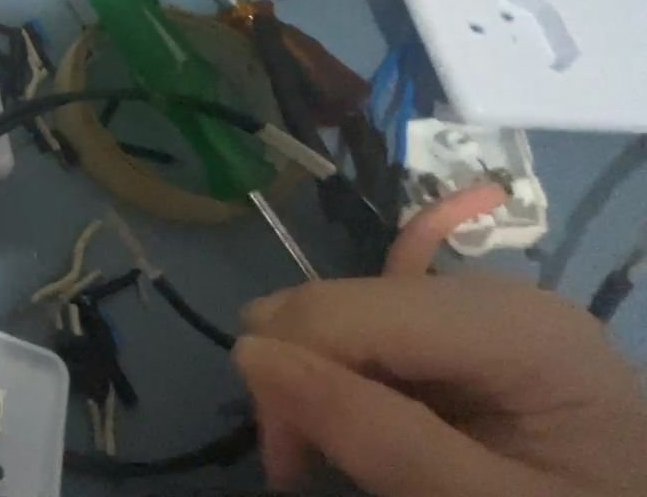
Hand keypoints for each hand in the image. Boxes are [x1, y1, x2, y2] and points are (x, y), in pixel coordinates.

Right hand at [234, 274, 646, 496]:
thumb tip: (247, 352)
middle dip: (297, 377)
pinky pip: (361, 330)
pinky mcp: (459, 325)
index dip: (282, 376)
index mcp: (509, 323)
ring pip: (331, 314)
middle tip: (310, 459)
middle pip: (328, 306)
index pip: (333, 312)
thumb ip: (377, 434)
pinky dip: (343, 378)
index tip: (286, 467)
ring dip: (314, 379)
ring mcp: (474, 303)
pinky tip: (372, 424)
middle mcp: (485, 290)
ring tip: (341, 447)